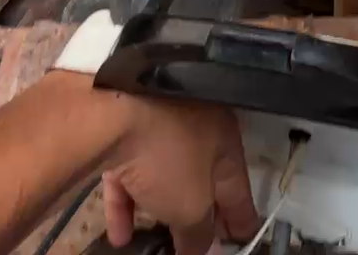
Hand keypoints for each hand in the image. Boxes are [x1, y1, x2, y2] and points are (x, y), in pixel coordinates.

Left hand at [98, 87, 260, 254]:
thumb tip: (200, 251)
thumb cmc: (168, 156)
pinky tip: (119, 237)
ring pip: (166, 178)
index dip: (241, 219)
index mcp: (225, 139)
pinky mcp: (126, 132)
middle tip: (199, 248)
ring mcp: (161, 127)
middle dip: (200, 218)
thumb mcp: (191, 206)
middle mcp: (198, 128)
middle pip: (202, 182)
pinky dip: (129, 204)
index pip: (238, 189)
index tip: (243, 241)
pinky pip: (133, 175)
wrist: (113, 115)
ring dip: (161, 214)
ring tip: (156, 247)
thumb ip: (199, 235)